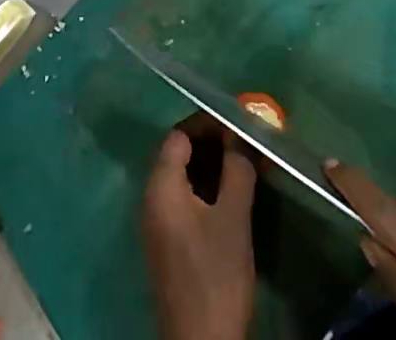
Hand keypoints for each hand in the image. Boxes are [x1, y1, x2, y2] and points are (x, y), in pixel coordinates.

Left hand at [140, 126, 256, 339]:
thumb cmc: (215, 274)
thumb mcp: (233, 217)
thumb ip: (237, 170)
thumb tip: (241, 134)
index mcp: (160, 185)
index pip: (178, 135)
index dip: (207, 123)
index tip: (238, 122)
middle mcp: (150, 196)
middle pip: (176, 153)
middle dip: (210, 142)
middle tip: (244, 141)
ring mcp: (156, 219)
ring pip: (181, 176)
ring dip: (209, 165)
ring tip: (244, 162)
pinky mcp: (166, 238)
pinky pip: (182, 197)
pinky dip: (204, 187)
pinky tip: (231, 192)